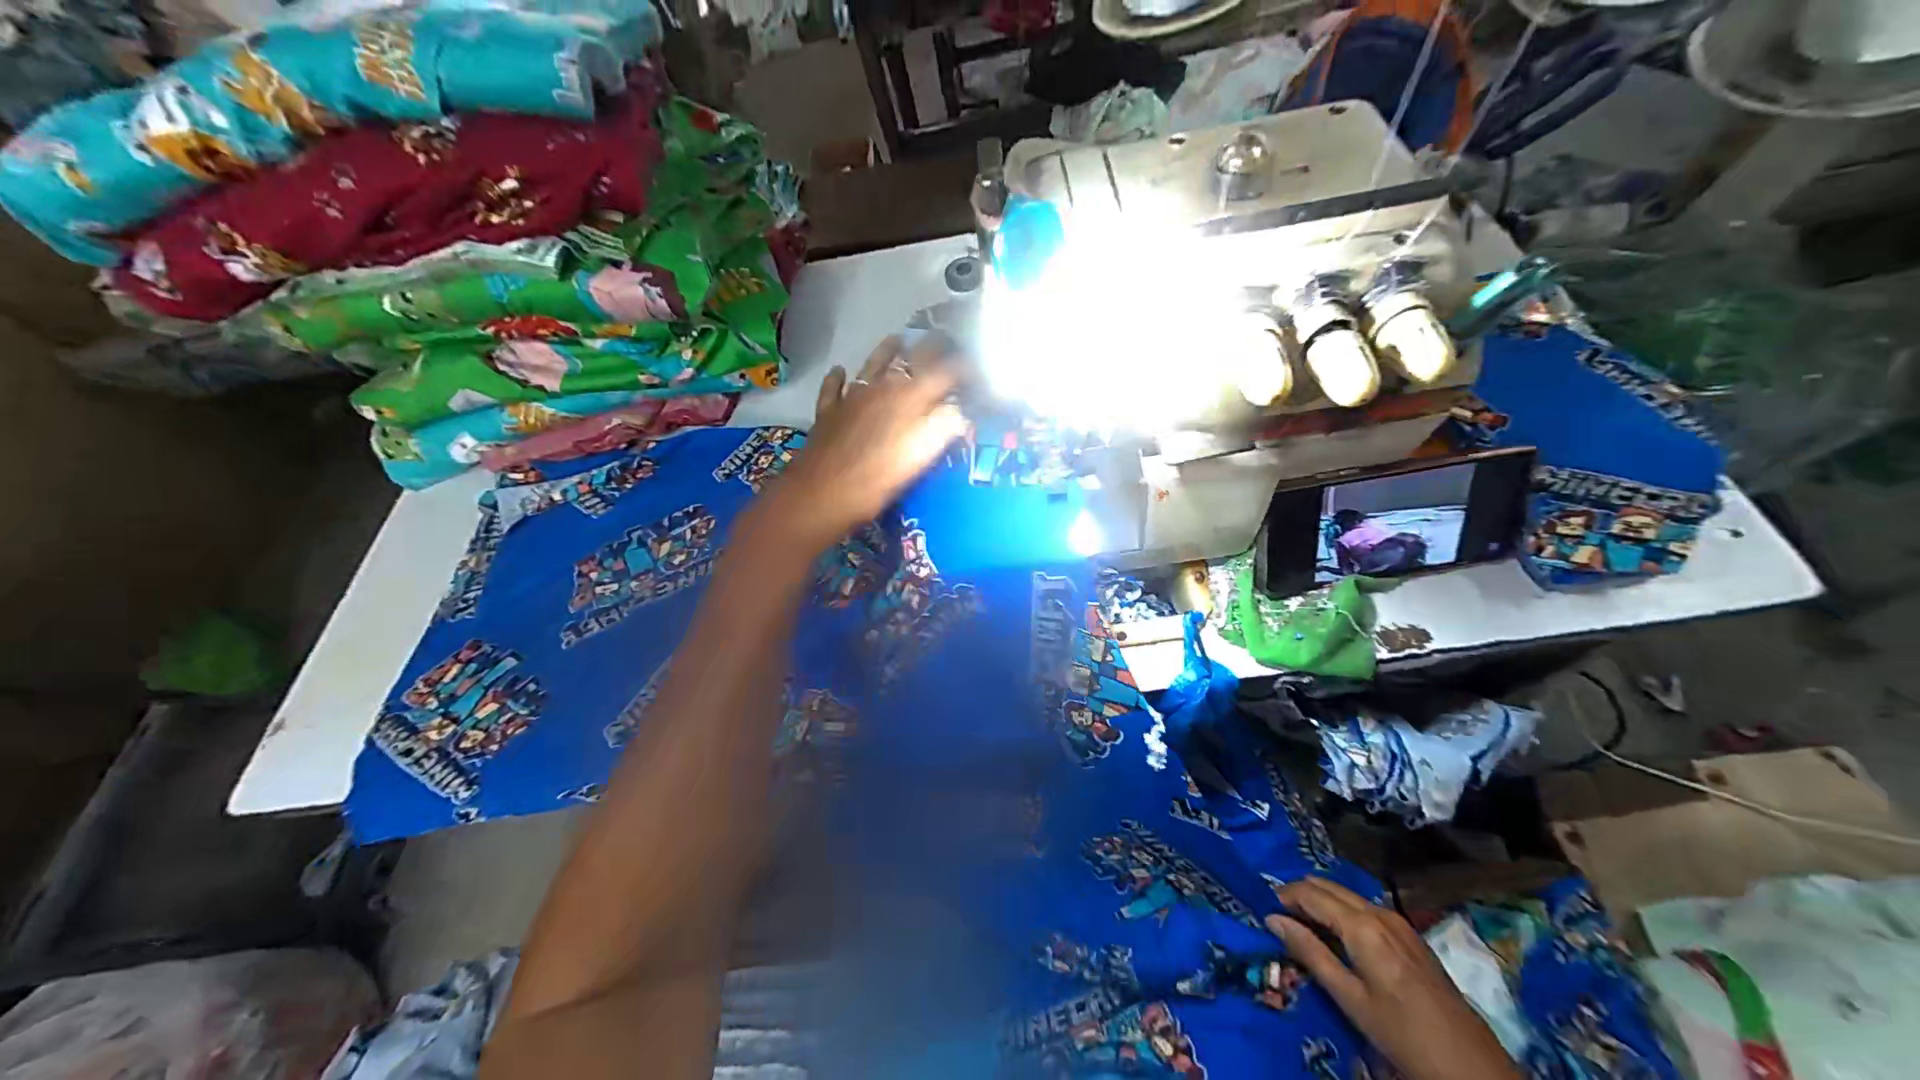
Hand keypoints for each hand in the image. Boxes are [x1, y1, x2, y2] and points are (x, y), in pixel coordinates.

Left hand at [757, 335, 965, 553]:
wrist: (821, 493)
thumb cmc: (877, 479)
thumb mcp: (921, 455)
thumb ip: (944, 426)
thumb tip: (961, 409)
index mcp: (911, 398)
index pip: (945, 372)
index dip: (963, 365)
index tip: (977, 362)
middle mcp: (883, 388)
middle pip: (911, 359)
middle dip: (932, 347)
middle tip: (945, 338)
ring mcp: (852, 396)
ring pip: (873, 364)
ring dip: (887, 350)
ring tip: (898, 339)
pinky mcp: (829, 411)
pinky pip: (834, 386)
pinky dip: (839, 377)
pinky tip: (840, 371)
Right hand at [1267, 878, 1520, 1079]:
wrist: (1470, 1065)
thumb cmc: (1402, 1034)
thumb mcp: (1349, 998)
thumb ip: (1310, 953)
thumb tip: (1272, 919)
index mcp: (1362, 926)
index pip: (1310, 893)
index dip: (1283, 896)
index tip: (1262, 908)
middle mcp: (1379, 912)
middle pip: (1328, 887)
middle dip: (1300, 894)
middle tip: (1278, 915)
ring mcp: (1398, 922)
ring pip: (1346, 895)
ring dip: (1321, 902)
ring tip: (1302, 925)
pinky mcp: (1409, 935)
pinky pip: (1364, 908)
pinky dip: (1342, 912)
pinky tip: (1335, 935)